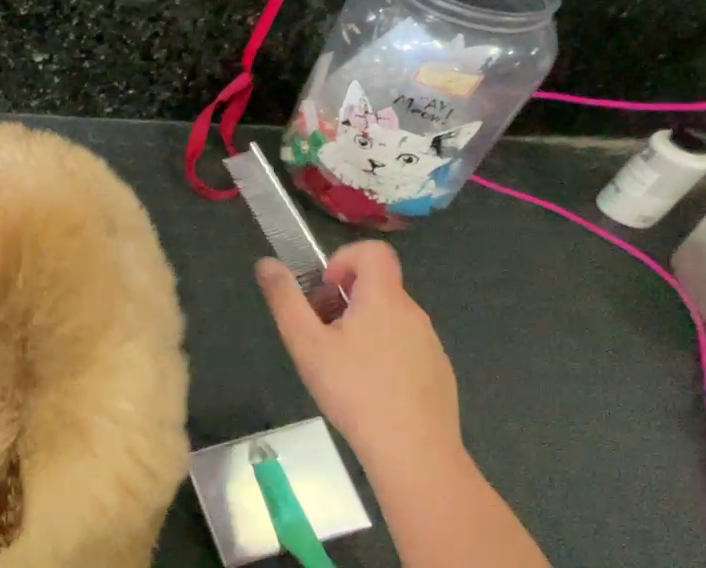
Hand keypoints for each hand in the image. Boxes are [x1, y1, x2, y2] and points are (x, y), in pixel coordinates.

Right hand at [256, 240, 461, 470]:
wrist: (415, 454)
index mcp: (384, 300)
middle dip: (341, 299)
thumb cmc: (354, 390)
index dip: (343, 259)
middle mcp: (413, 314)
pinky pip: (404, 344)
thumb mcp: (305, 342)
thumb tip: (267, 263)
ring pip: (388, 316)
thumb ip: (285, 298)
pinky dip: (381, 351)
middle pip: (375, 286)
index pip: (374, 251)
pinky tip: (367, 387)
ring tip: (339, 364)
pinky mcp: (438, 372)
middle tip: (319, 333)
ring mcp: (430, 344)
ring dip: (359, 326)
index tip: (325, 291)